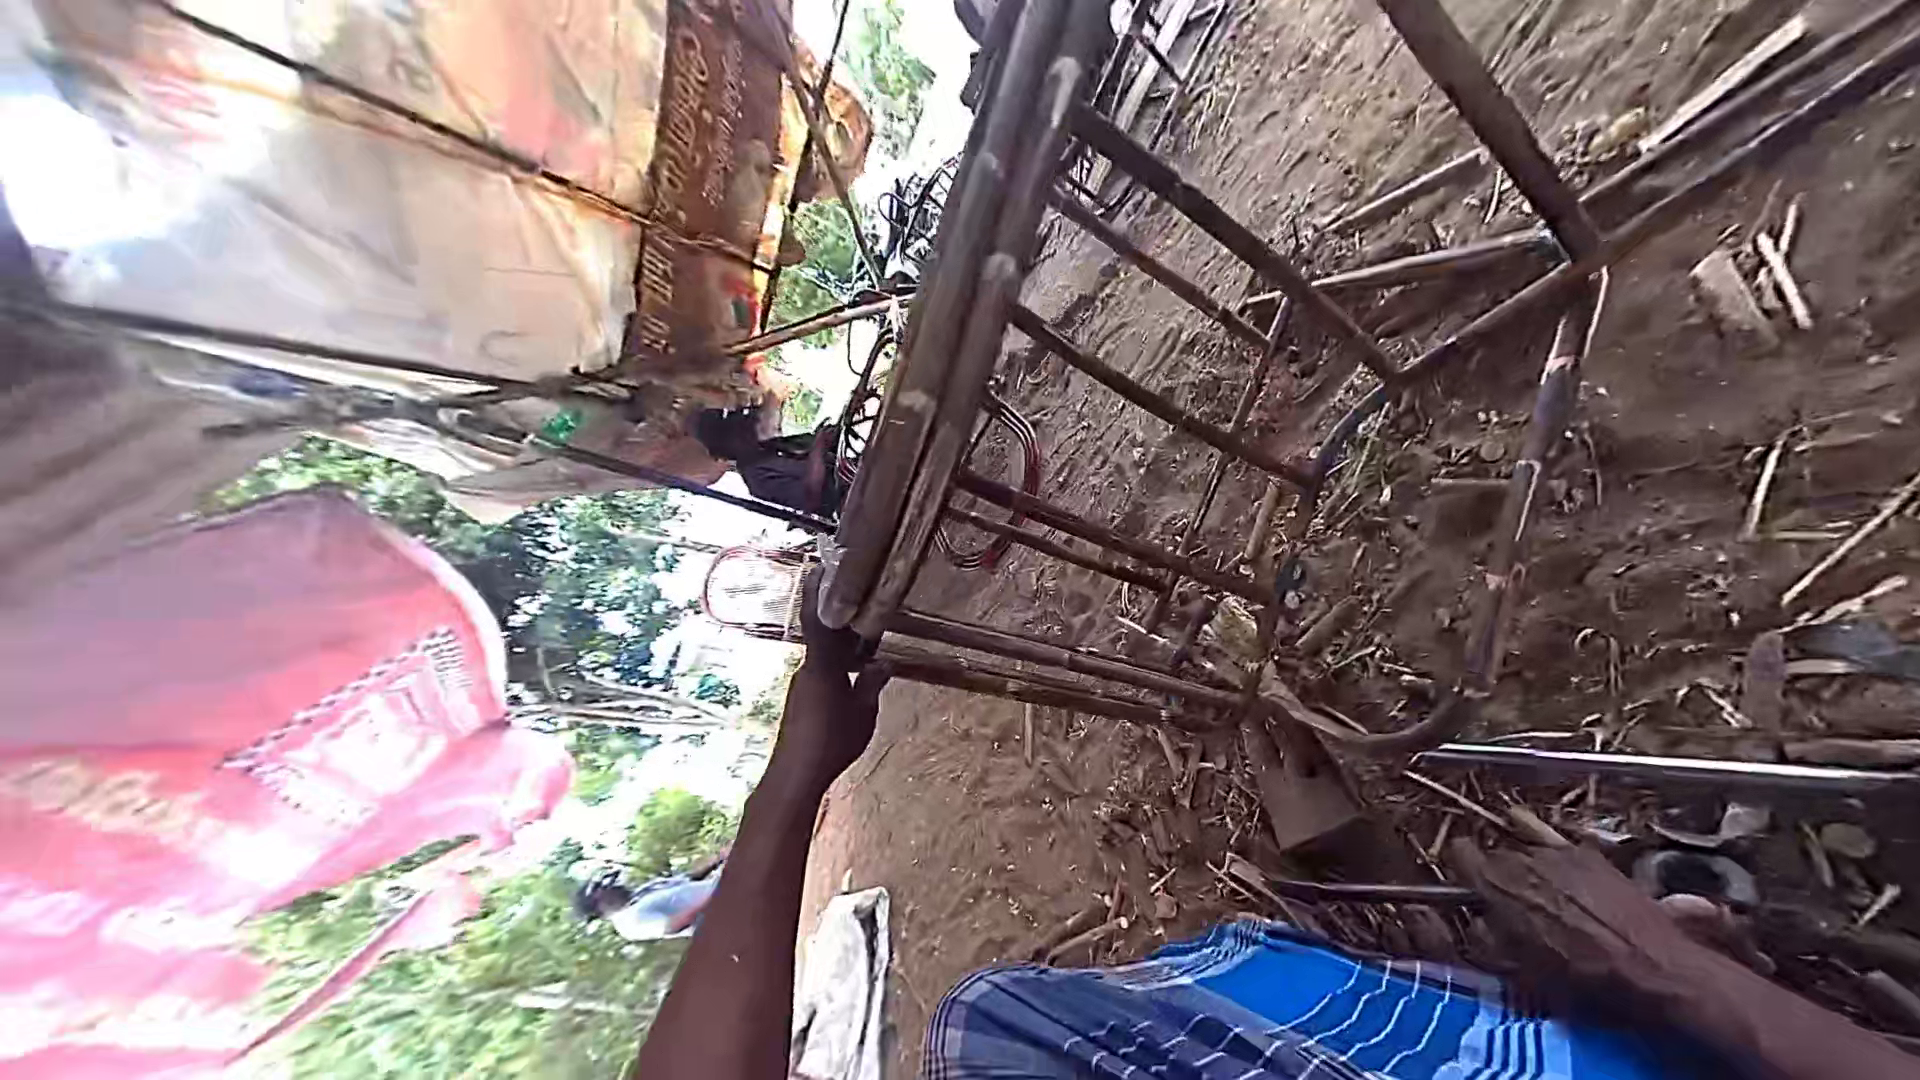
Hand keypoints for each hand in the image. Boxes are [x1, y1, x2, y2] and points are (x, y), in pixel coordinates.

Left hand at [765, 569, 889, 797]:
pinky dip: (836, 665)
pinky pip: (821, 672)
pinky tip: (853, 674)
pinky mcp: (800, 700)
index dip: (816, 593)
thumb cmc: (832, 741)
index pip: (817, 620)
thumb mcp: (863, 713)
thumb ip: (871, 684)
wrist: (795, 775)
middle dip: (841, 619)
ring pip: (823, 655)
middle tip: (863, 603)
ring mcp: (801, 685)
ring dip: (840, 645)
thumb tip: (883, 663)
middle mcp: (807, 669)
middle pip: (823, 635)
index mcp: (822, 666)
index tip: (818, 568)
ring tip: (866, 638)